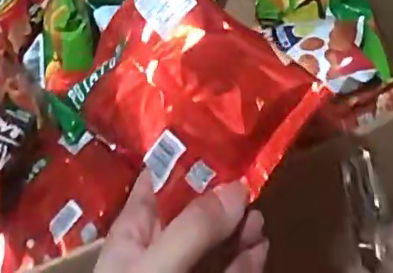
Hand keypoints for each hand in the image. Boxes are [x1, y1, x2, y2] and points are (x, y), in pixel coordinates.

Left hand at [95, 173, 266, 272]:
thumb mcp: (155, 270)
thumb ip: (193, 228)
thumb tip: (239, 187)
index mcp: (131, 237)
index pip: (156, 184)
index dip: (185, 157)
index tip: (221, 132)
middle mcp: (156, 256)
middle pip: (193, 214)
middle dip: (224, 198)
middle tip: (253, 183)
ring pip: (213, 247)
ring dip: (238, 230)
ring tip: (260, 217)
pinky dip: (244, 264)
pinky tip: (259, 251)